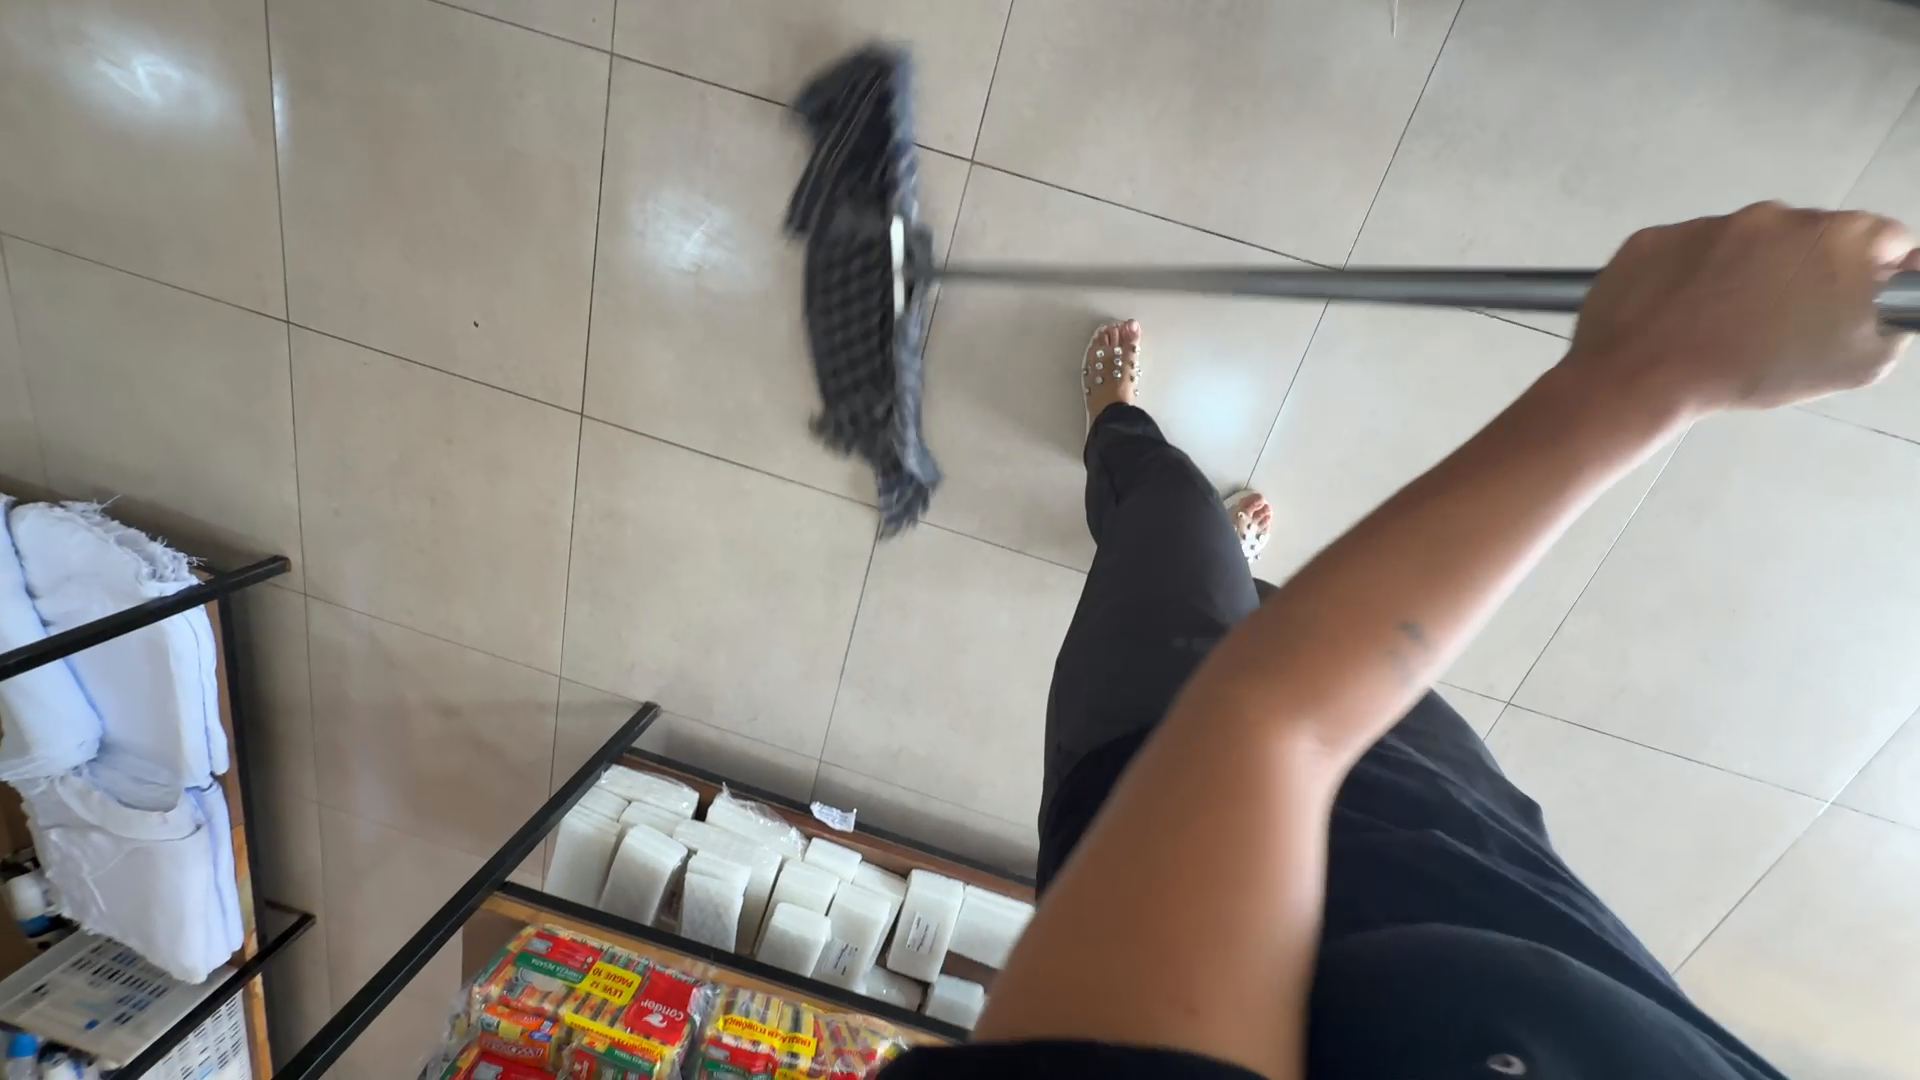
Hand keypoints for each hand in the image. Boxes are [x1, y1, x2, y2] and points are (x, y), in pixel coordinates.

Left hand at [1566, 202, 1919, 414]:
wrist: (1636, 381)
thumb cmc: (1748, 373)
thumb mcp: (1859, 360)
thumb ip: (1894, 318)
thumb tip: (1892, 297)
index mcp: (1841, 234)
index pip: (1880, 243)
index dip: (1865, 275)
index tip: (1837, 303)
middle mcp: (1772, 216)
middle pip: (1800, 239)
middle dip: (1793, 271)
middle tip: (1762, 318)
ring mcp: (1701, 226)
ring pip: (1731, 245)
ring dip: (1729, 271)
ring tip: (1706, 320)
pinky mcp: (1645, 242)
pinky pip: (1672, 255)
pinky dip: (1673, 277)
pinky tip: (1666, 312)